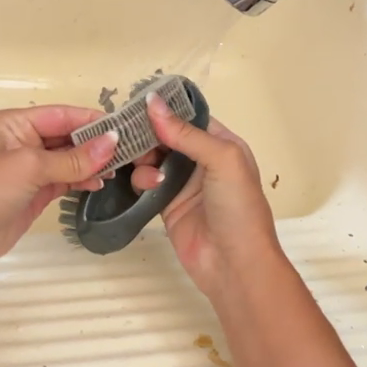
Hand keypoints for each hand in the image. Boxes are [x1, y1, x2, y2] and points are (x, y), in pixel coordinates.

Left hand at [0, 106, 117, 272]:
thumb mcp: (30, 168)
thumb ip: (73, 158)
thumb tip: (113, 141)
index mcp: (15, 123)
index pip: (61, 114)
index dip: (91, 120)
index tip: (124, 126)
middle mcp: (23, 140)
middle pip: (67, 135)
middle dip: (96, 142)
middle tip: (129, 149)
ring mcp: (30, 167)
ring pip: (69, 158)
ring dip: (92, 162)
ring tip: (118, 168)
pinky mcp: (36, 191)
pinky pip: (66, 177)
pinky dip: (83, 178)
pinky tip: (100, 181)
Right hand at [132, 93, 281, 298]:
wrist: (234, 265)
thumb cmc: (238, 207)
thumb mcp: (222, 160)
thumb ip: (185, 132)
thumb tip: (152, 101)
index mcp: (222, 144)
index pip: (190, 117)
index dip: (166, 108)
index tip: (137, 100)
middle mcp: (202, 160)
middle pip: (167, 135)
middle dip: (148, 132)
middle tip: (128, 130)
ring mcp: (183, 182)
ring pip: (153, 157)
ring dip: (143, 156)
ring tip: (142, 163)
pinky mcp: (165, 204)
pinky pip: (146, 181)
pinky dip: (141, 179)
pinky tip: (146, 184)